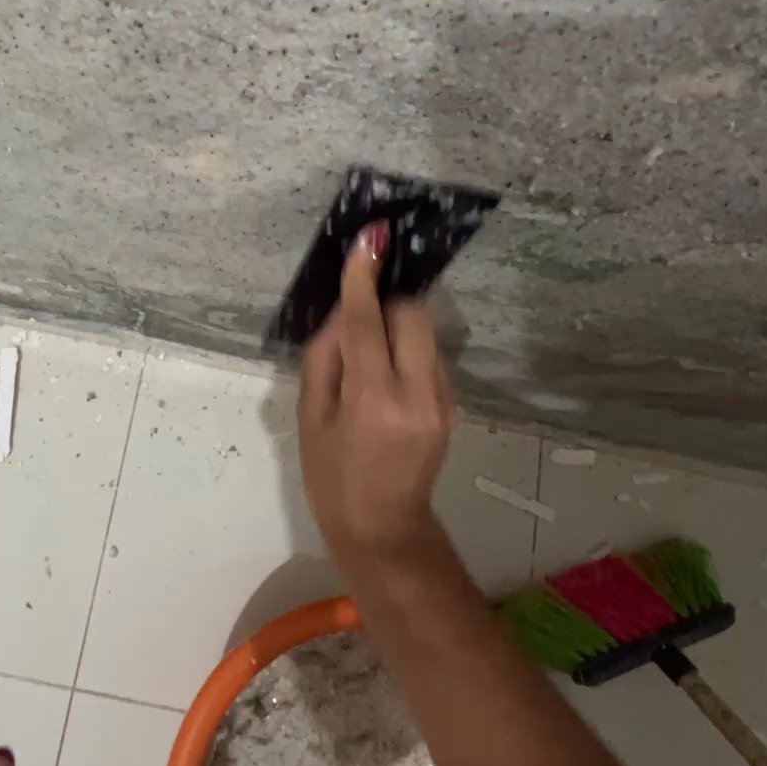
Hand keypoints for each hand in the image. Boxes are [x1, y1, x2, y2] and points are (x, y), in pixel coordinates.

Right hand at [298, 222, 455, 555]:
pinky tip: (384, 373)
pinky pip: (429, 355)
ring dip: (396, 325)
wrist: (384, 528)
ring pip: (425, 332)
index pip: (370, 324)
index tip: (370, 237)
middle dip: (386, 301)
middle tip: (358, 315)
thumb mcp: (312, 418)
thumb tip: (344, 313)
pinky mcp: (454, 405)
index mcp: (375, 402)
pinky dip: (406, 348)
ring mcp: (444, 401)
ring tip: (366, 354)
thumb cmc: (331, 477)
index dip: (365, 278)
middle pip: (413, 315)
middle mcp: (419, 395)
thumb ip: (326, 358)